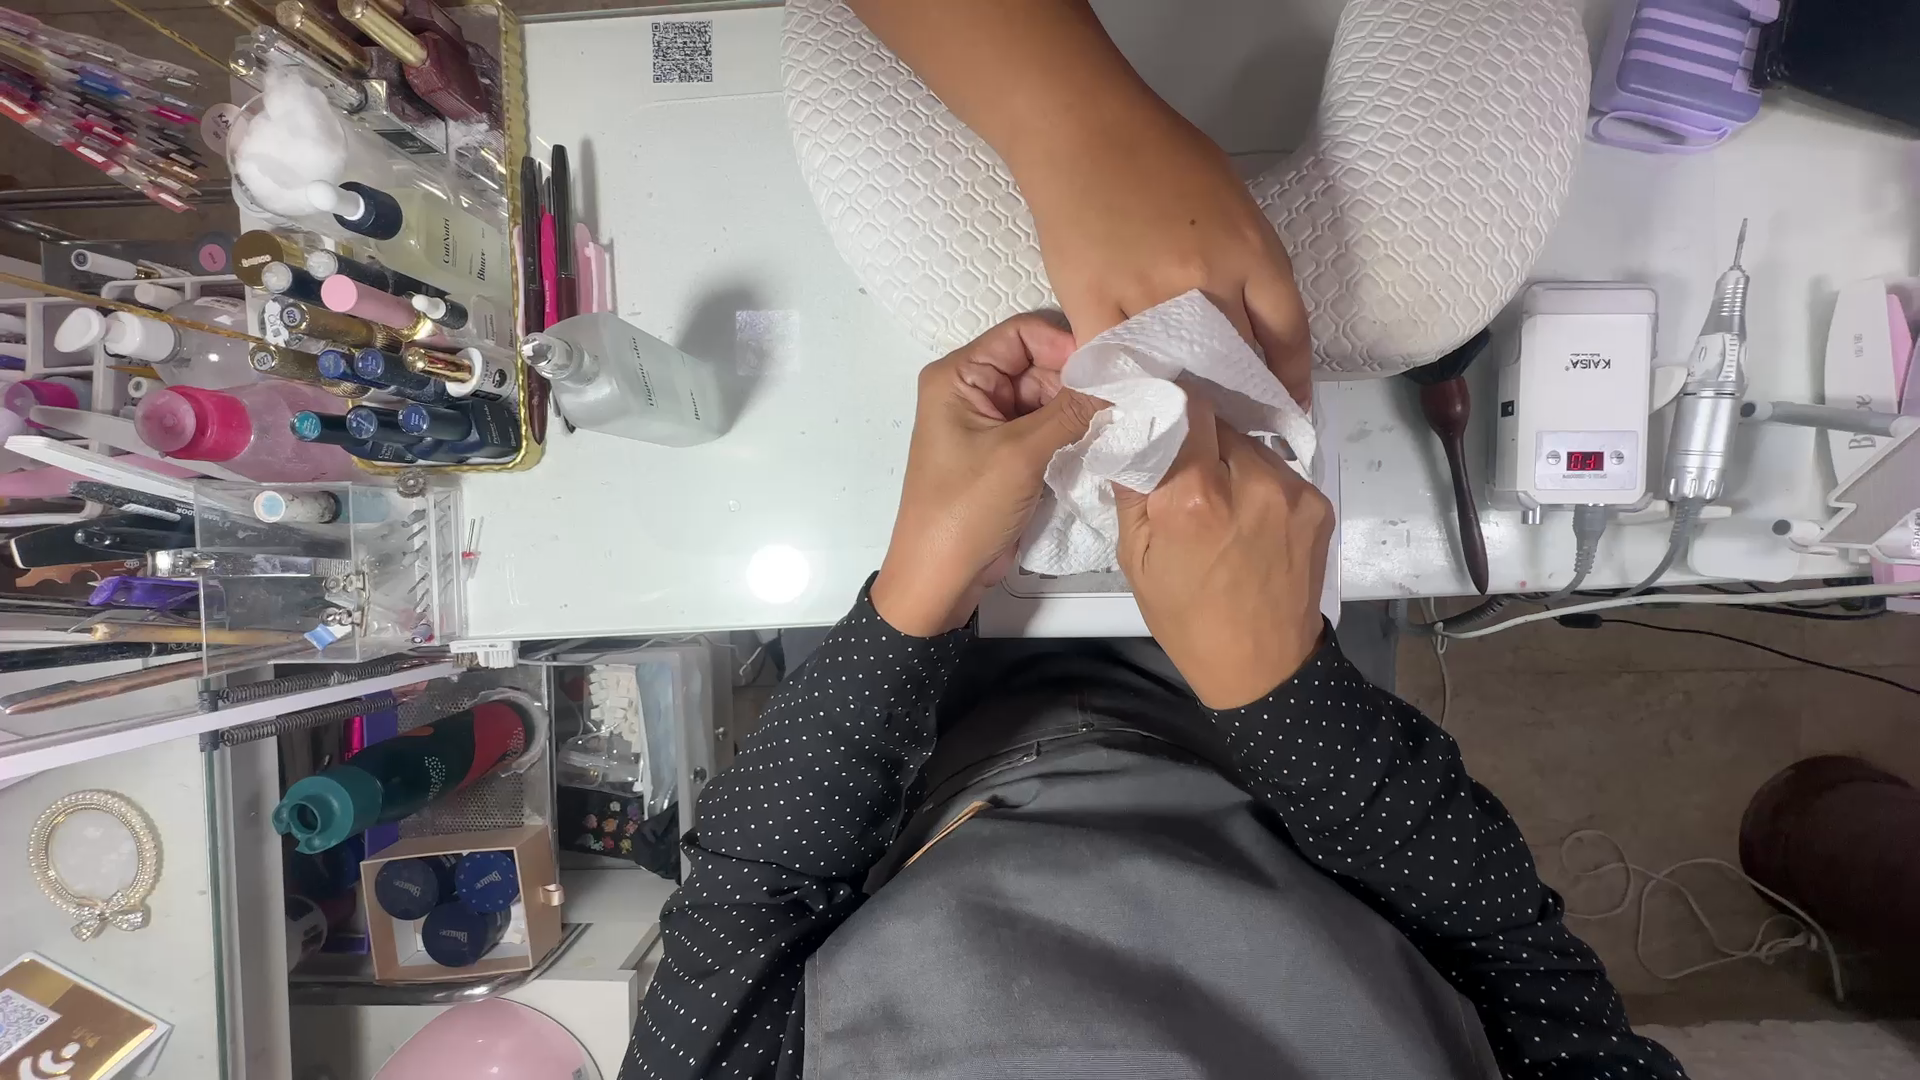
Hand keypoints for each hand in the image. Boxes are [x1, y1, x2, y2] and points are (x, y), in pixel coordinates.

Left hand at [872, 314, 1099, 635]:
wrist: (941, 575)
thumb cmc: (966, 508)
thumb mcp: (1020, 454)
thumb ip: (1071, 412)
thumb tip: (1122, 381)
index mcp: (958, 376)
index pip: (1021, 334)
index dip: (1066, 343)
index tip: (1111, 364)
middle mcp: (973, 391)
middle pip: (1037, 365)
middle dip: (1078, 379)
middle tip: (1127, 395)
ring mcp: (991, 425)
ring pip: (1046, 398)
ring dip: (1080, 409)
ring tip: (1122, 417)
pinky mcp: (1007, 454)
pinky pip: (1045, 429)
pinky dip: (1072, 432)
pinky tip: (1105, 438)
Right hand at [1017, 109, 1312, 406]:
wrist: (1083, 135)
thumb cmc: (1159, 154)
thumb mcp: (1230, 199)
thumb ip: (1244, 261)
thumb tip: (1244, 319)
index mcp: (1250, 249)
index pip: (1288, 332)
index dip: (1291, 379)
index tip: (1289, 407)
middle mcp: (1207, 281)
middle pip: (1237, 363)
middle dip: (1243, 403)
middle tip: (1240, 430)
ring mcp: (1148, 299)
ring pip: (1179, 375)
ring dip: (1188, 407)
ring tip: (1189, 428)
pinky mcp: (1095, 309)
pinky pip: (1118, 369)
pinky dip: (1127, 392)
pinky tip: (1133, 408)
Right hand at [1114, 396, 1332, 708]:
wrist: (1262, 667)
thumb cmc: (1185, 618)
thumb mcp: (1136, 560)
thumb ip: (1132, 491)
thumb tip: (1127, 435)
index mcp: (1194, 497)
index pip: (1184, 408)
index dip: (1167, 404)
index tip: (1153, 409)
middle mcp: (1250, 480)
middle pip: (1219, 420)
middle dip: (1195, 434)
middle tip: (1180, 460)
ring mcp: (1292, 490)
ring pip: (1250, 442)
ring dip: (1229, 455)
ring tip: (1217, 492)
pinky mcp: (1319, 501)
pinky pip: (1277, 468)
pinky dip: (1256, 478)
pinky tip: (1246, 509)